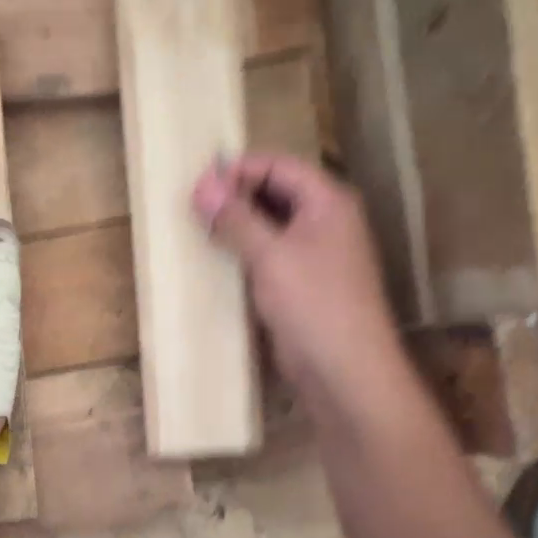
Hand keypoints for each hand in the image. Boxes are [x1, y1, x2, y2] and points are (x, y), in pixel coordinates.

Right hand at [191, 153, 405, 397]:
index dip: (238, 171)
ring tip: (198, 234)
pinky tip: (217, 266)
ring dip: (237, 228)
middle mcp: (325, 222)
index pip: (278, 166)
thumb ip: (236, 219)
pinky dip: (244, 256)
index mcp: (328, 202)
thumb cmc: (314, 304)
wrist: (345, 371)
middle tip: (192, 210)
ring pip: (270, 227)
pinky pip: (269, 258)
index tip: (197, 187)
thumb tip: (203, 186)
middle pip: (275, 193)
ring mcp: (315, 256)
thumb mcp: (271, 255)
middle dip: (235, 198)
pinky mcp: (302, 287)